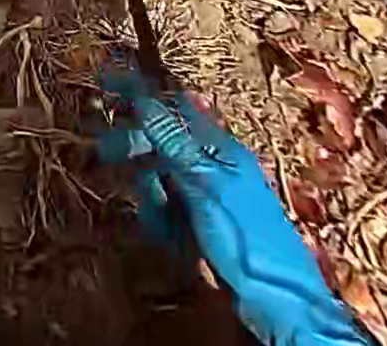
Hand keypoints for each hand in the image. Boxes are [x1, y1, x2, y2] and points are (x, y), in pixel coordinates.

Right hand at [103, 69, 369, 345]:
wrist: (283, 306)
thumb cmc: (247, 237)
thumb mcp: (206, 185)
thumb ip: (173, 141)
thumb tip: (146, 97)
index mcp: (217, 146)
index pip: (171, 104)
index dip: (139, 92)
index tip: (105, 81)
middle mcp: (209, 164)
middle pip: (160, 141)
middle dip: (133, 147)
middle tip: (103, 152)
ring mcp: (204, 195)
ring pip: (159, 178)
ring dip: (152, 195)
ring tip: (162, 219)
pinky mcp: (200, 224)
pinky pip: (167, 210)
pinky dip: (162, 221)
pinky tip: (172, 238)